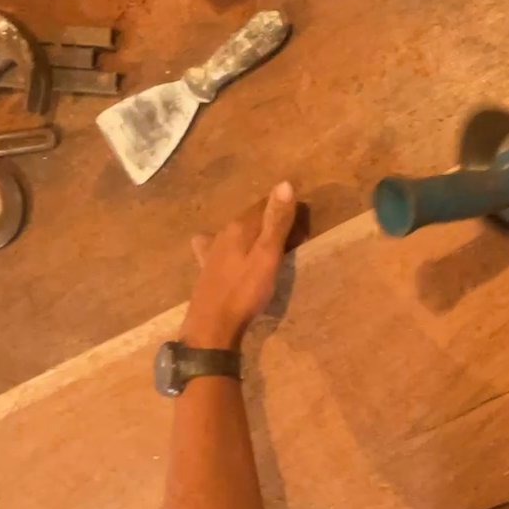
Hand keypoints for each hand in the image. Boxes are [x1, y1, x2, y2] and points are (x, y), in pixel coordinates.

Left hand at [182, 181, 296, 348]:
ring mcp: (212, 250)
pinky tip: (227, 252)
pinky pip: (221, 247)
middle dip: (269, 221)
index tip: (301, 220)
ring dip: (252, 233)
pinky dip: (232, 245)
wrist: (213, 325)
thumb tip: (284, 183)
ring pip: (236, 232)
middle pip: (250, 218)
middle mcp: (222, 233)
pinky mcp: (207, 268)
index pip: (264, 205)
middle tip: (291, 236)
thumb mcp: (268, 255)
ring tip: (266, 244)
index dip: (283, 208)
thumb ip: (276, 221)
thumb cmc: (245, 291)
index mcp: (239, 226)